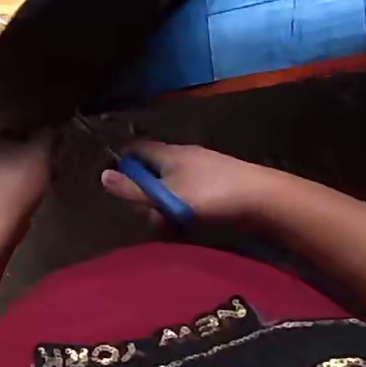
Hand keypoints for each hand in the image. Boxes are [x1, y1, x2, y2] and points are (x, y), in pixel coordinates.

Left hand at [0, 129, 52, 231]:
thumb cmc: (17, 182)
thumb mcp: (40, 151)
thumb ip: (49, 133)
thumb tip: (55, 124)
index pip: (18, 120)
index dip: (39, 124)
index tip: (55, 133)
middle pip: (18, 141)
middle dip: (39, 147)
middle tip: (55, 154)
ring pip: (17, 160)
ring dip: (35, 164)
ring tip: (52, 172)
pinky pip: (14, 177)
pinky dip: (28, 179)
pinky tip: (42, 186)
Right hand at [99, 141, 280, 224]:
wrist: (263, 199)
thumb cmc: (209, 194)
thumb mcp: (165, 195)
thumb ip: (134, 190)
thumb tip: (102, 176)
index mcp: (168, 152)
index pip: (137, 148)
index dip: (123, 159)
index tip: (114, 176)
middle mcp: (185, 154)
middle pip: (155, 166)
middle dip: (145, 185)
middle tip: (141, 207)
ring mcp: (205, 167)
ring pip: (173, 180)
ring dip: (165, 197)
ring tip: (165, 218)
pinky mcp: (220, 182)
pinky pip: (191, 190)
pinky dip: (183, 202)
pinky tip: (188, 218)